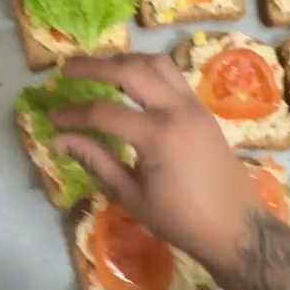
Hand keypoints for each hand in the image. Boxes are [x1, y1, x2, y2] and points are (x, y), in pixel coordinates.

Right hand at [50, 54, 260, 258]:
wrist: (237, 229)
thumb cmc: (181, 219)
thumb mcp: (131, 194)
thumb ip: (95, 159)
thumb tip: (59, 139)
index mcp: (158, 136)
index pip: (103, 111)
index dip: (73, 113)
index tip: (53, 118)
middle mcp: (177, 110)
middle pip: (130, 70)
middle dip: (94, 66)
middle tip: (67, 70)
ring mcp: (194, 105)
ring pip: (155, 62)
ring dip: (124, 60)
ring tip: (99, 68)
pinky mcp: (202, 108)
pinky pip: (172, 74)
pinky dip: (146, 69)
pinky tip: (130, 80)